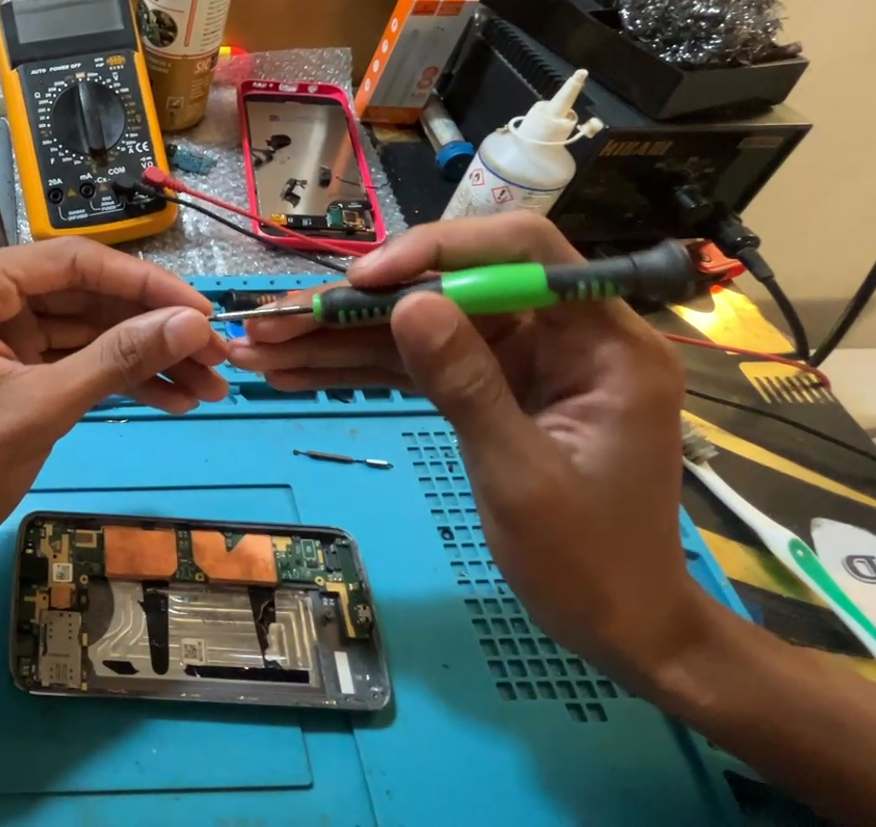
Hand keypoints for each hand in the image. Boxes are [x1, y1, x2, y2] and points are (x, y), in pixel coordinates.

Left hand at [0, 239, 229, 584]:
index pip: (74, 263)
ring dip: (139, 360)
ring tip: (206, 389)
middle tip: (217, 359)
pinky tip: (167, 398)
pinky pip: (65, 362)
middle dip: (150, 330)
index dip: (147, 287)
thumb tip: (193, 323)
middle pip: (82, 297)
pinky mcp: (0, 369)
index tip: (205, 314)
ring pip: (80, 332)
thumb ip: (118, 358)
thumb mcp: (42, 409)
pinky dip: (110, 380)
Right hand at [227, 214, 705, 683]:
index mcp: (601, 341)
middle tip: (272, 324)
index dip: (437, 251)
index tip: (363, 280)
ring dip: (335, 342)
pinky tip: (293, 374)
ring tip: (259, 351)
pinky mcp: (481, 388)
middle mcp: (555, 335)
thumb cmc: (589, 560)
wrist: (616, 624)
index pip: (520, 253)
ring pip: (413, 329)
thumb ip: (466, 385)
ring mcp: (514, 362)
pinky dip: (354, 372)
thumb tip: (410, 305)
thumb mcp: (522, 475)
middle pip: (443, 291)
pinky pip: (410, 367)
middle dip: (353, 308)